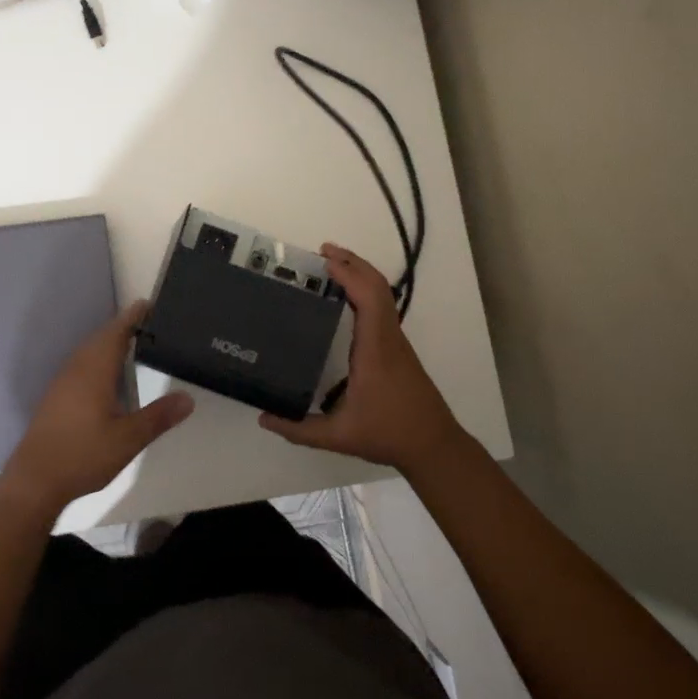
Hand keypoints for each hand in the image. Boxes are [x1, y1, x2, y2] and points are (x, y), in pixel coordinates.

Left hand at [0, 301, 194, 515]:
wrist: (35, 479)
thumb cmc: (83, 455)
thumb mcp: (128, 438)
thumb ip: (158, 416)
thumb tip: (188, 398)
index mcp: (94, 370)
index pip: (116, 332)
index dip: (133, 317)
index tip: (149, 304)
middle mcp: (76, 368)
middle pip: (101, 339)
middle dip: (124, 328)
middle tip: (149, 323)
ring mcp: (63, 382)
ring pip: (89, 352)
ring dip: (109, 344)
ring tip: (134, 344)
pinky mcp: (56, 397)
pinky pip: (81, 366)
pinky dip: (99, 361)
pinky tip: (109, 377)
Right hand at [257, 244, 470, 475]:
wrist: (434, 446)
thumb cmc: (388, 434)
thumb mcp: (338, 436)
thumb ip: (299, 429)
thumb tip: (263, 417)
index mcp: (374, 350)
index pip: (368, 299)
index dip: (350, 275)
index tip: (324, 261)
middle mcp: (388, 339)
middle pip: (378, 287)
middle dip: (353, 263)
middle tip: (322, 252)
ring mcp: (396, 343)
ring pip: (383, 296)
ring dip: (360, 275)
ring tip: (331, 267)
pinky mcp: (397, 350)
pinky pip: (383, 309)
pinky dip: (365, 292)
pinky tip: (347, 299)